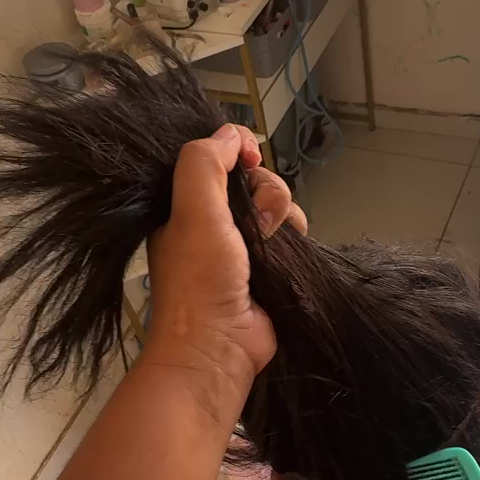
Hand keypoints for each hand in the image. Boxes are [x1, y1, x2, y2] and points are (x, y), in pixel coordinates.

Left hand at [140, 124, 305, 387]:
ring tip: (272, 237)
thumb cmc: (200, 280)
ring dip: (282, 212)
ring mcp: (243, 244)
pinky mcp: (269, 265)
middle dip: (266, 188)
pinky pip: (289, 232)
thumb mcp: (193, 211)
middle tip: (259, 216)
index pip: (216, 158)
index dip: (237, 148)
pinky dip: (293, 233)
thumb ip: (204, 163)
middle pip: (254, 179)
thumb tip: (231, 133)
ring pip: (276, 204)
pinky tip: (289, 247)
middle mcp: (214, 220)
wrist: (219, 346)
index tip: (250, 156)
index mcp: (185, 205)